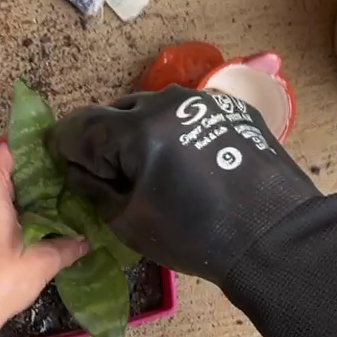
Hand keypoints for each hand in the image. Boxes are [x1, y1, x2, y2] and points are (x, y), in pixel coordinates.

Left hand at [0, 144, 87, 333]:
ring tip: (38, 215)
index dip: (34, 153)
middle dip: (24, 180)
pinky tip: (12, 236)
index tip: (57, 165)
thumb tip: (85, 241)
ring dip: (7, 202)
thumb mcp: (39, 262)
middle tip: (56, 192)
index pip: (8, 150)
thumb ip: (65, 246)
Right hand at [49, 87, 336, 336]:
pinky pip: (184, 116)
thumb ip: (92, 188)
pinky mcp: (231, 109)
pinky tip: (181, 167)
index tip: (62, 167)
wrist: (274, 236)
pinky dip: (171, 135)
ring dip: (137, 136)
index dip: (64, 148)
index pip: (80, 126)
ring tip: (146, 173)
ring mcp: (203, 101)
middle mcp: (168, 101)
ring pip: (151, 110)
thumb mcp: (128, 221)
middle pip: (115, 111)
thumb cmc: (194, 235)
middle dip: (103, 141)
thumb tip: (76, 169)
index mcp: (138, 128)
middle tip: (106, 178)